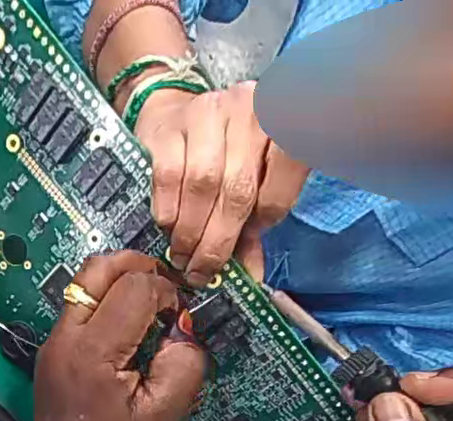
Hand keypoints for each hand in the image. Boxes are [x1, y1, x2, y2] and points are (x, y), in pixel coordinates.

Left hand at [8, 251, 207, 420]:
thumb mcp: (162, 416)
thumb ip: (184, 366)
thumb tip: (182, 328)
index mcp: (94, 353)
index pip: (136, 289)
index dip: (166, 292)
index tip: (177, 318)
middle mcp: (67, 336)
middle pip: (101, 267)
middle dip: (141, 268)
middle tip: (164, 290)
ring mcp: (54, 339)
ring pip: (85, 279)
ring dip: (120, 279)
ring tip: (146, 299)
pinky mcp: (51, 345)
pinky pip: (79, 303)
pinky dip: (105, 299)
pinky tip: (125, 323)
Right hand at [133, 82, 307, 284]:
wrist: (177, 118)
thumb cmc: (221, 157)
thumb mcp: (248, 186)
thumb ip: (252, 228)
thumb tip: (250, 279)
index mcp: (284, 124)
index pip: (283, 179)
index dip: (265, 218)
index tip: (243, 245)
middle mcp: (252, 109)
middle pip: (238, 190)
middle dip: (217, 241)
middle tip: (201, 271)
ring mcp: (210, 112)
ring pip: (202, 184)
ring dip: (190, 231)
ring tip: (183, 256)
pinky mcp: (172, 125)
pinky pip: (169, 175)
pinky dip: (168, 209)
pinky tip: (168, 226)